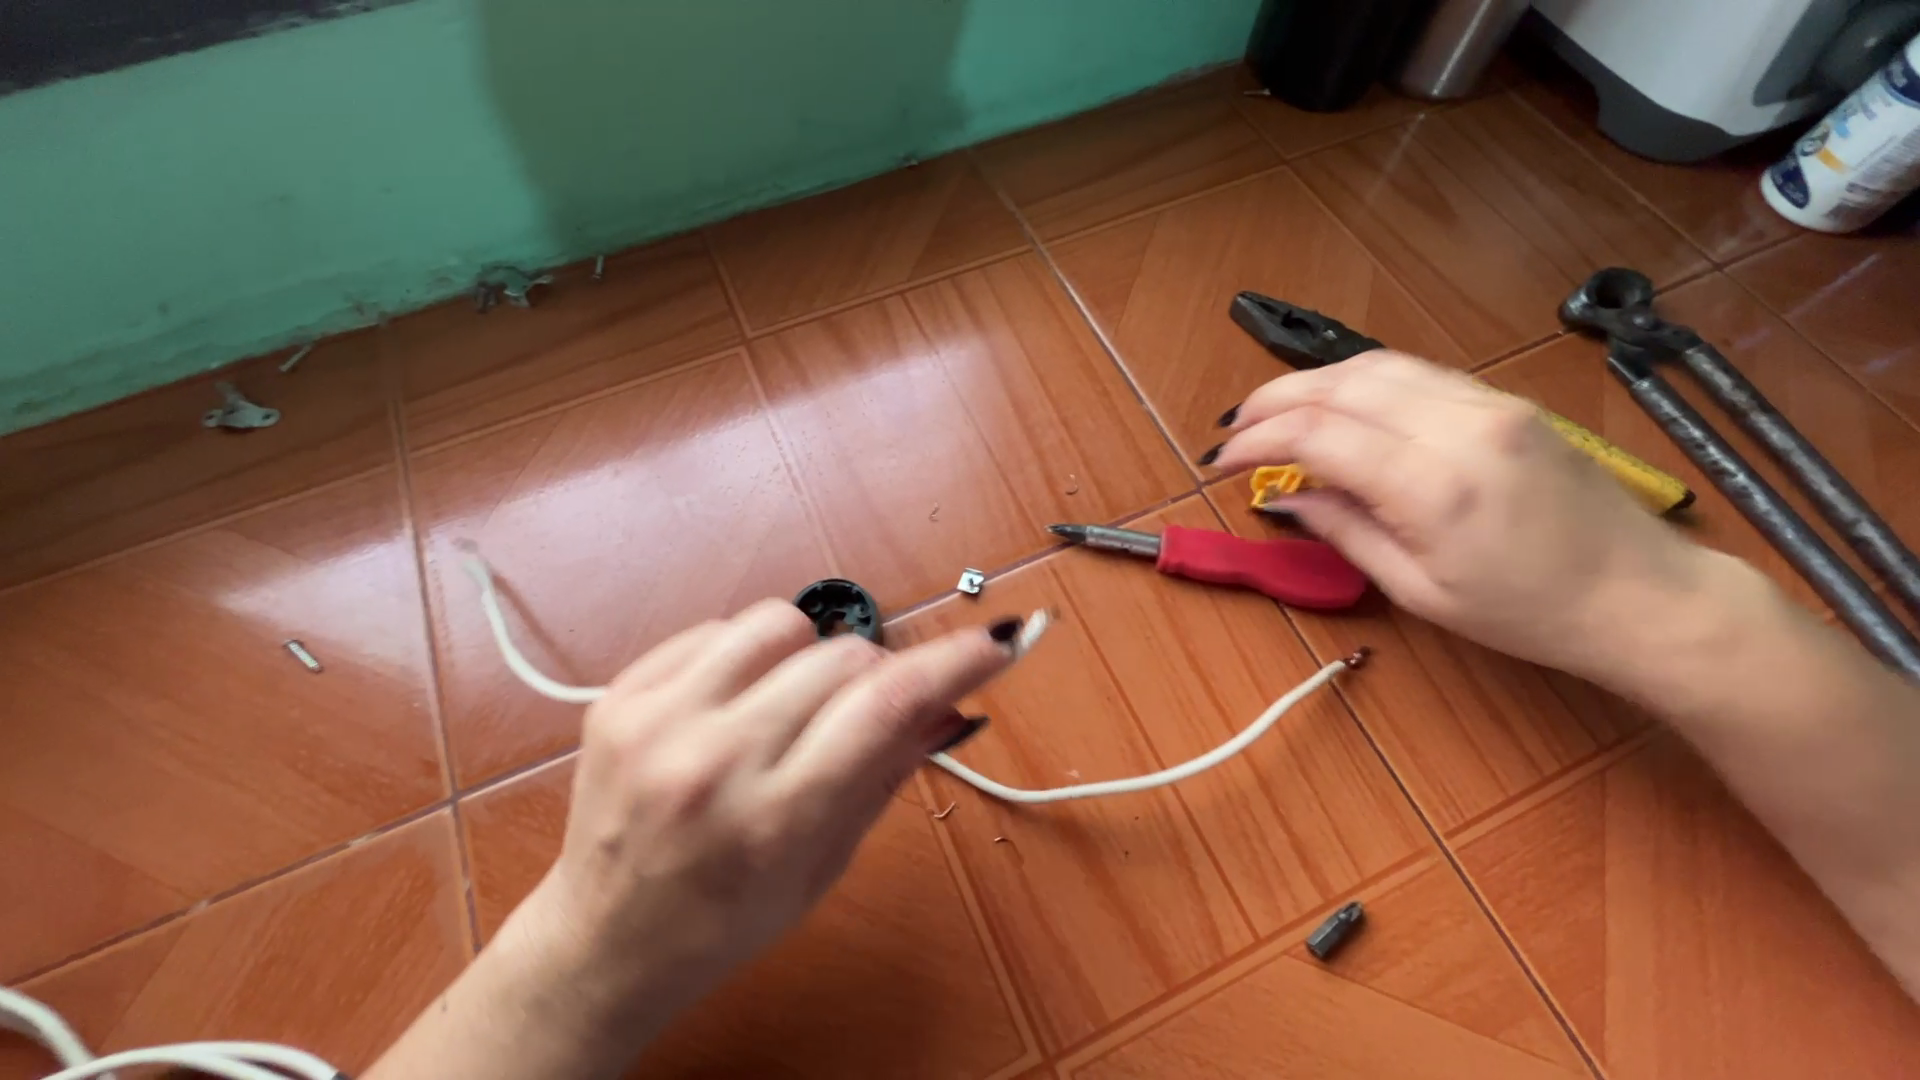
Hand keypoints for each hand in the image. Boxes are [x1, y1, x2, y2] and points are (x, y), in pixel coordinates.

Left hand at [510, 600, 1020, 1038]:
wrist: (601, 945)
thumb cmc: (727, 922)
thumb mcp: (826, 865)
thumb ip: (887, 771)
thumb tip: (950, 703)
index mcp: (775, 820)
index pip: (886, 706)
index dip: (954, 662)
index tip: (998, 640)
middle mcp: (712, 758)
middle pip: (843, 657)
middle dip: (880, 673)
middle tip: (868, 710)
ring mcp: (657, 718)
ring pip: (781, 622)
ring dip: (812, 654)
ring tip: (794, 702)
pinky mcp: (620, 694)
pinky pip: (717, 629)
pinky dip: (751, 655)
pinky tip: (741, 700)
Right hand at [1213, 351, 1702, 674]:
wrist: (1644, 595)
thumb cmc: (1526, 613)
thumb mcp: (1417, 588)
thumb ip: (1344, 530)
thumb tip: (1285, 496)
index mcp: (1437, 486)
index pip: (1319, 435)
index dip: (1258, 442)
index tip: (1222, 462)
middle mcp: (1461, 426)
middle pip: (1341, 384)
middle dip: (1272, 400)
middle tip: (1234, 428)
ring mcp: (1489, 403)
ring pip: (1374, 365)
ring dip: (1311, 382)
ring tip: (1271, 411)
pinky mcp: (1503, 400)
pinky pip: (1412, 371)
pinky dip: (1356, 381)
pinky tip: (1333, 403)